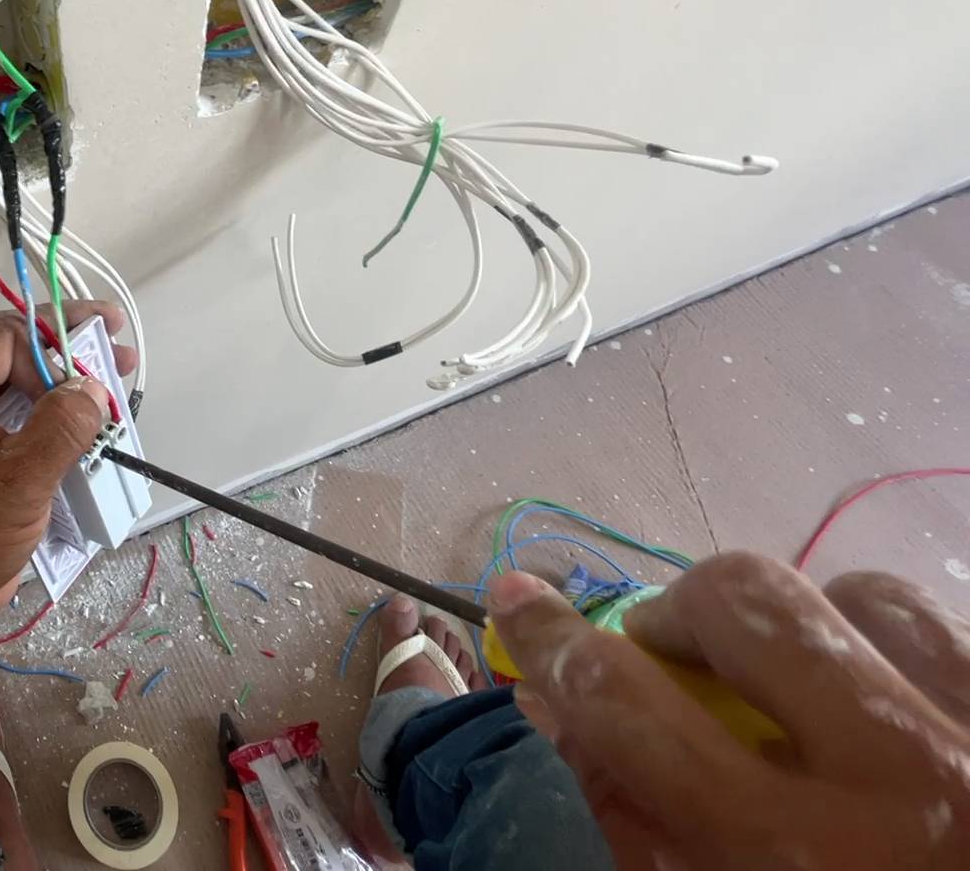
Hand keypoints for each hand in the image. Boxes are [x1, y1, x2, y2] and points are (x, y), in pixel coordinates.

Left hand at [0, 298, 130, 625]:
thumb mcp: (17, 486)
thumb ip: (59, 431)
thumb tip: (91, 388)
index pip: (6, 337)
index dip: (57, 334)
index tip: (102, 344)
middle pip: (14, 355)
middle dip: (68, 353)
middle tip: (118, 353)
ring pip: (20, 388)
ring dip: (65, 386)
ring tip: (113, 387)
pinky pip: (19, 421)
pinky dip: (54, 419)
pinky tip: (88, 428)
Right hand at [490, 553, 969, 869]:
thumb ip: (624, 812)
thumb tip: (550, 701)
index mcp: (795, 857)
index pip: (619, 697)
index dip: (547, 636)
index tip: (516, 597)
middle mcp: (912, 789)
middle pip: (744, 599)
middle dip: (687, 616)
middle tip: (684, 664)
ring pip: (870, 597)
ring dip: (814, 636)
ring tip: (817, 699)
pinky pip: (965, 638)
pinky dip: (913, 664)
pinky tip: (913, 725)